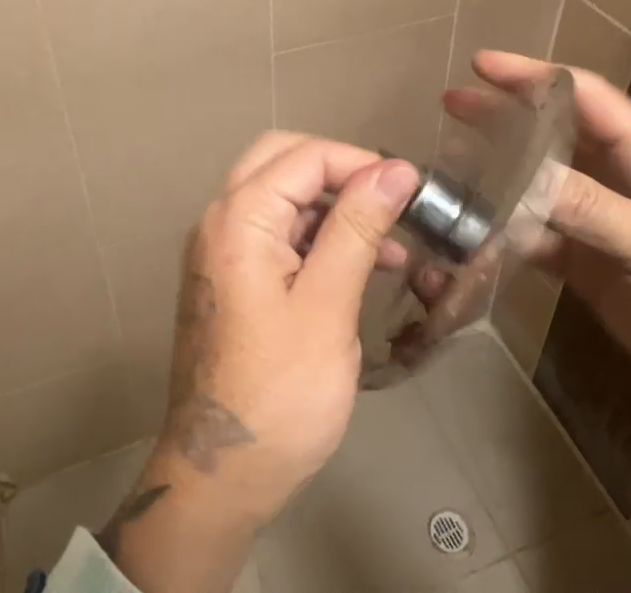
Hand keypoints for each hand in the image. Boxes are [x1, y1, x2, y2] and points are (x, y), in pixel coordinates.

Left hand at [100, 133, 419, 591]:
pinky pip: (276, 237)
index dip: (361, 163)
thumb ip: (357, 229)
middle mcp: (219, 223)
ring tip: (393, 246)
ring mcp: (221, 253)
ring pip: (281, 199)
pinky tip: (363, 268)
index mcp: (237, 220)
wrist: (222, 474)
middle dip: (342, 175)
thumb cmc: (279, 394)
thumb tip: (395, 169)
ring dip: (334, 209)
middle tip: (393, 205)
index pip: (304, 156)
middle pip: (283, 164)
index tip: (412, 191)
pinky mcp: (232, 282)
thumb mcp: (328, 306)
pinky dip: (317, 239)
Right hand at [452, 52, 630, 538]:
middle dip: (505, 119)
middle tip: (450, 107)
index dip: (535, 76)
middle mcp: (624, 187)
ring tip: (447, 171)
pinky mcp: (594, 275)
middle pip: (555, 140)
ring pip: (540, 193)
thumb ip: (591, 209)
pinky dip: (505, 239)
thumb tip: (517, 176)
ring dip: (498, 180)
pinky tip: (471, 239)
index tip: (480, 65)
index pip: (588, 100)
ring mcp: (606, 233)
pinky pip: (540, 245)